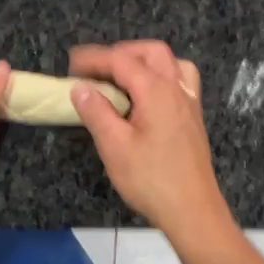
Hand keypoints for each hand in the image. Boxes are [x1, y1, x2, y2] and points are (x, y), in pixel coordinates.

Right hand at [69, 41, 231, 236]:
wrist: (192, 210)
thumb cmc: (150, 180)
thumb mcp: (114, 147)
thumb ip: (96, 112)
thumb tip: (80, 88)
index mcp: (156, 91)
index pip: (121, 61)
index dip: (94, 59)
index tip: (71, 65)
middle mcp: (177, 89)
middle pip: (151, 52)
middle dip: (121, 53)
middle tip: (96, 69)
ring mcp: (189, 103)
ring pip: (171, 63)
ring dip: (144, 61)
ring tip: (122, 77)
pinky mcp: (193, 119)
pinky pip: (181, 81)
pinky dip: (161, 76)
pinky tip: (147, 97)